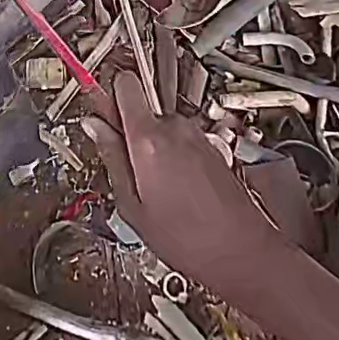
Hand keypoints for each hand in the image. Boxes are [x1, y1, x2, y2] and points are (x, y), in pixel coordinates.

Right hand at [82, 70, 293, 290]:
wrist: (244, 255)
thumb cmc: (187, 239)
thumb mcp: (131, 205)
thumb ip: (111, 156)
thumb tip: (94, 126)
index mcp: (149, 139)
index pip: (126, 84)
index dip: (111, 94)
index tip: (102, 112)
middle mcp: (175, 128)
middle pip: (141, 110)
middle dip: (130, 133)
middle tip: (128, 170)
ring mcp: (197, 136)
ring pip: (161, 127)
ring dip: (153, 149)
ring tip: (155, 188)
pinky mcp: (212, 147)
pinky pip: (180, 140)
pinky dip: (173, 157)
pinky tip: (177, 191)